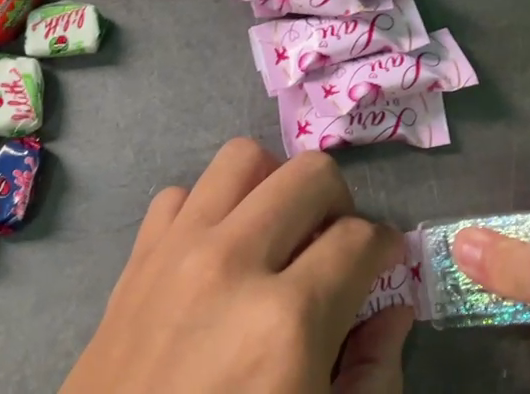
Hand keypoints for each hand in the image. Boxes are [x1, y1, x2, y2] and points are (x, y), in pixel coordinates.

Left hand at [62, 138, 410, 393]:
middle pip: (309, 175)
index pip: (360, 239)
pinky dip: (209, 208)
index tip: (386, 261)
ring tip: (279, 229)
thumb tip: (394, 309)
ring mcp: (177, 251)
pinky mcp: (136, 258)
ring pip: (243, 158)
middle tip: (336, 243)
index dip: (387, 247)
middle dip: (339, 201)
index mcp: (287, 321)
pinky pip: (181, 193)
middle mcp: (233, 265)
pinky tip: (220, 249)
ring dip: (273, 185)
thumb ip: (372, 374)